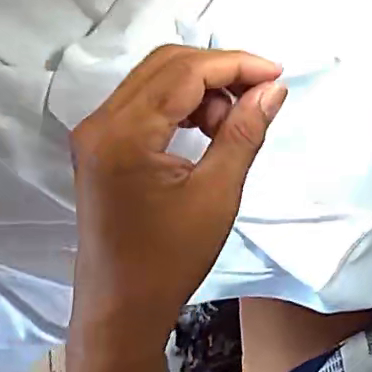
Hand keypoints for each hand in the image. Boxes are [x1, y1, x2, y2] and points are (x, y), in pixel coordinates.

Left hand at [69, 45, 287, 351]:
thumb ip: (244, 132)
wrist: (121, 307)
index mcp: (123, 133)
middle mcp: (100, 122)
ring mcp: (94, 131)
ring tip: (230, 125)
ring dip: (199, 88)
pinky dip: (179, 105)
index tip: (276, 73)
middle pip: (165, 66)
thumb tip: (273, 89)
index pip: (184, 72)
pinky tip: (206, 129)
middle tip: (258, 96)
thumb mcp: (217, 194)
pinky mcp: (99, 144)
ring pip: (154, 80)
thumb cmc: (170, 260)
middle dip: (218, 72)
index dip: (235, 64)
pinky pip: (144, 103)